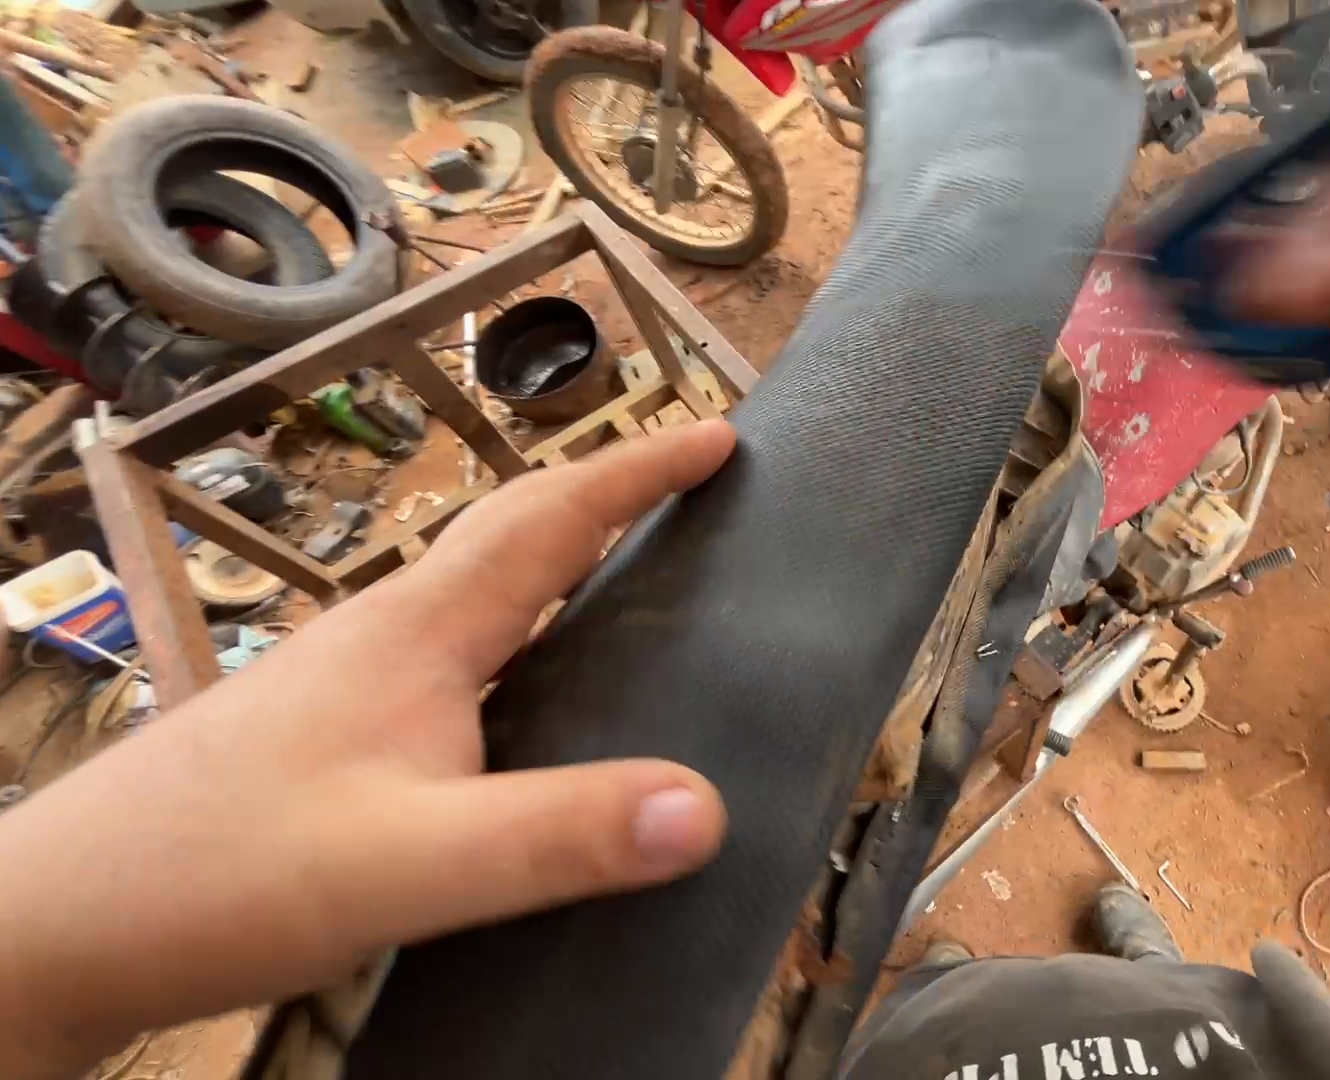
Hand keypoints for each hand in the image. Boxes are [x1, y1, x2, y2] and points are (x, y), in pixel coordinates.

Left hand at [0, 421, 735, 1078]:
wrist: (32, 941)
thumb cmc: (217, 875)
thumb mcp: (408, 863)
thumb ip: (560, 834)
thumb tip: (707, 808)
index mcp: (430, 624)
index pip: (555, 514)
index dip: (643, 467)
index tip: (719, 435)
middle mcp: (404, 624)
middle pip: (525, 524)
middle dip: (616, 486)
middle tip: (692, 479)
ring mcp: (374, 668)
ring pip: (497, 577)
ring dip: (575, 543)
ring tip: (646, 557)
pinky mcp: (357, 714)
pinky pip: (480, 635)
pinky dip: (541, 614)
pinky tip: (556, 667)